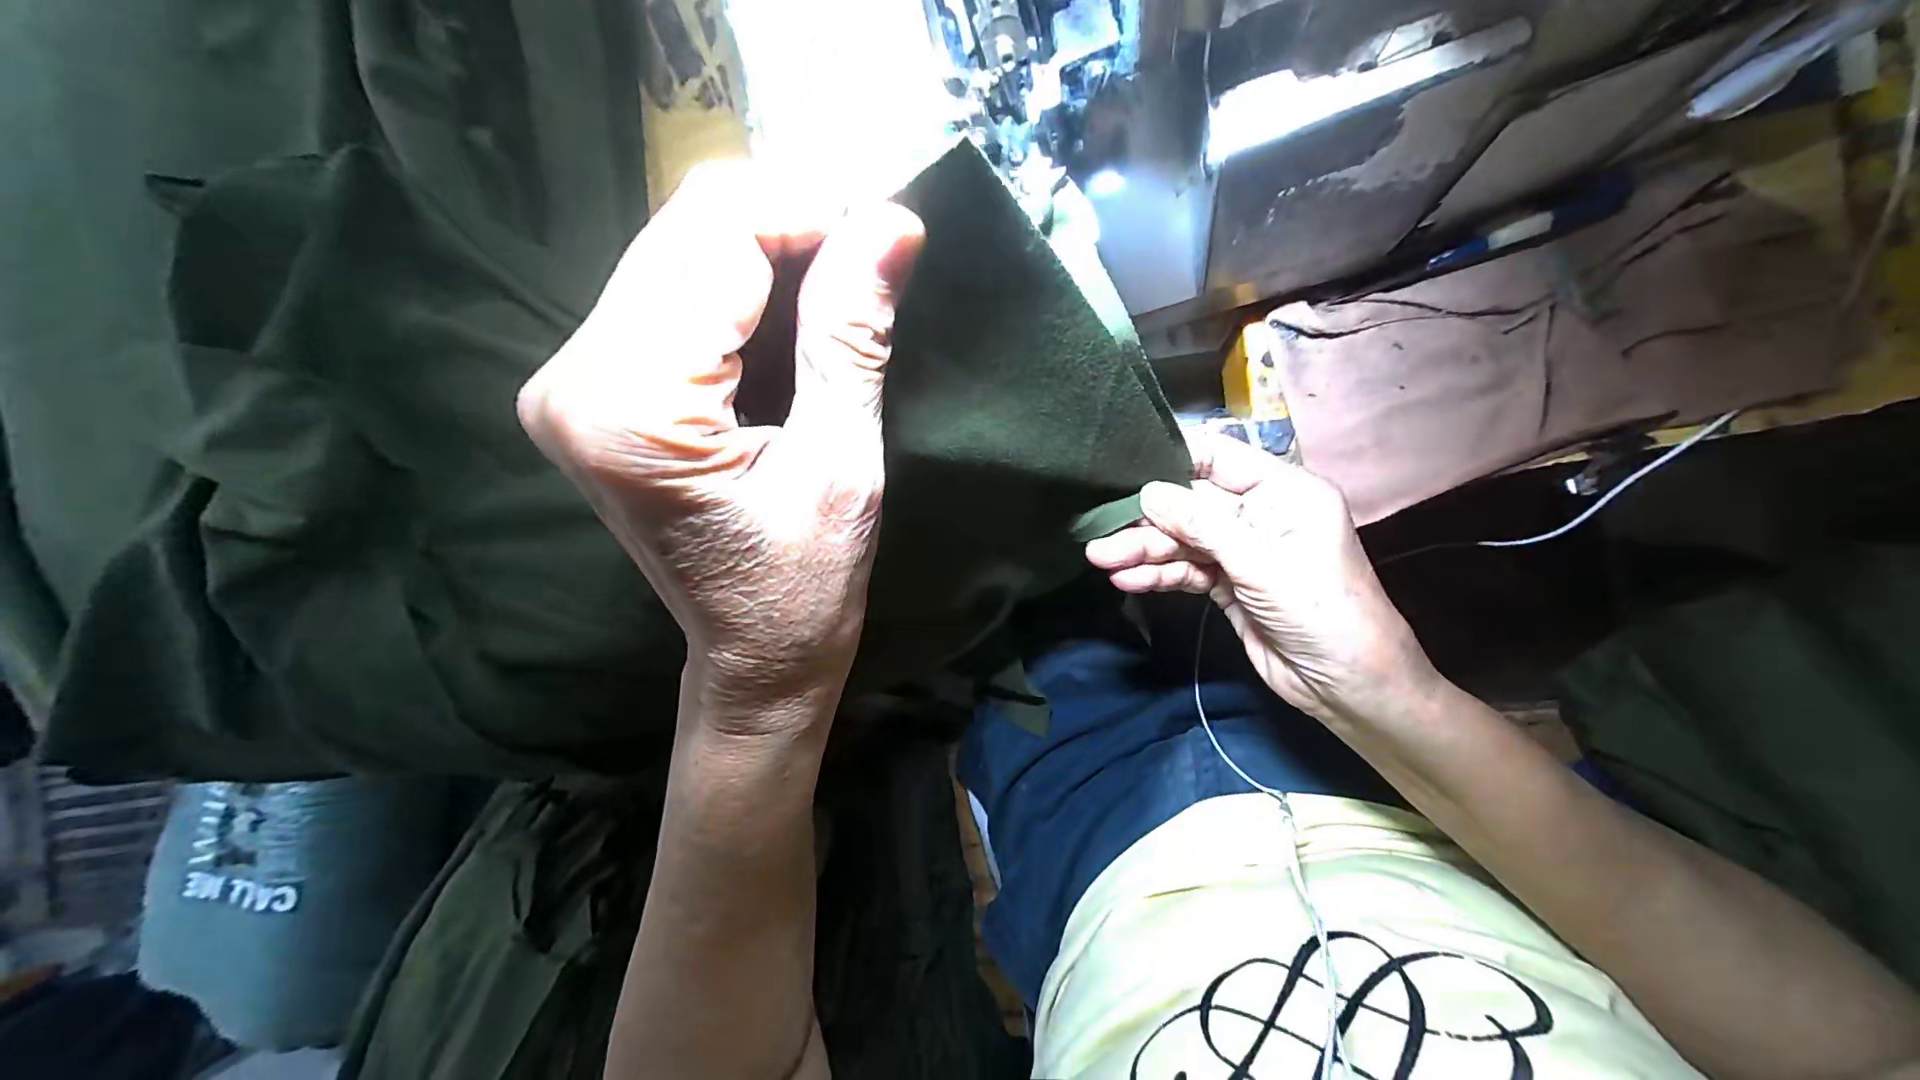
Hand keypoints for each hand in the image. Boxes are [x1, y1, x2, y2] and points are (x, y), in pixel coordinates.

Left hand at [517, 164, 925, 729]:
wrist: (751, 656)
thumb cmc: (804, 587)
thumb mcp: (843, 465)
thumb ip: (851, 337)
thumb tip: (892, 224)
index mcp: (633, 406)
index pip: (715, 240)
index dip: (807, 211)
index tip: (884, 226)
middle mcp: (574, 379)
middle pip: (684, 232)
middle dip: (788, 223)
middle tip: (871, 247)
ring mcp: (570, 381)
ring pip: (675, 250)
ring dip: (766, 247)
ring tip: (842, 274)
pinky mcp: (590, 389)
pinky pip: (667, 290)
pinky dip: (737, 280)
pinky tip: (791, 303)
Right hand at [1084, 432, 1437, 724]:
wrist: (1346, 687)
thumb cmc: (1320, 611)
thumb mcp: (1260, 562)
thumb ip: (1202, 525)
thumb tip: (1148, 493)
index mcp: (1283, 492)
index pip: (1220, 458)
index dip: (1173, 457)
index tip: (1124, 463)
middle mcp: (1259, 514)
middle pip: (1190, 506)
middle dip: (1147, 520)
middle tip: (1100, 533)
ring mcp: (1241, 551)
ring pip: (1182, 541)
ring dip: (1143, 550)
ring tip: (1101, 560)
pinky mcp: (1226, 584)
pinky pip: (1185, 570)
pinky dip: (1157, 574)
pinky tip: (1127, 580)